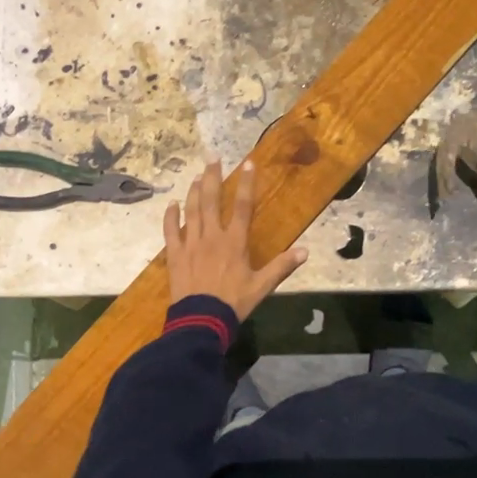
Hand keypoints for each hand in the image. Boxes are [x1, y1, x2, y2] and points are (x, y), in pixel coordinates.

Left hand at [164, 160, 307, 319]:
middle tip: (212, 158)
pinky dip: (171, 216)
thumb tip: (305, 251)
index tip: (248, 164)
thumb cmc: (234, 302)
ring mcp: (191, 244)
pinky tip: (172, 204)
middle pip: (212, 201)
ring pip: (191, 211)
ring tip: (197, 176)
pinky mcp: (176, 255)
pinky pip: (171, 231)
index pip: (243, 207)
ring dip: (194, 191)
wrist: (202, 319)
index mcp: (235, 242)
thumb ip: (282, 266)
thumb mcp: (262, 286)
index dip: (246, 184)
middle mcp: (212, 236)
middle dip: (213, 177)